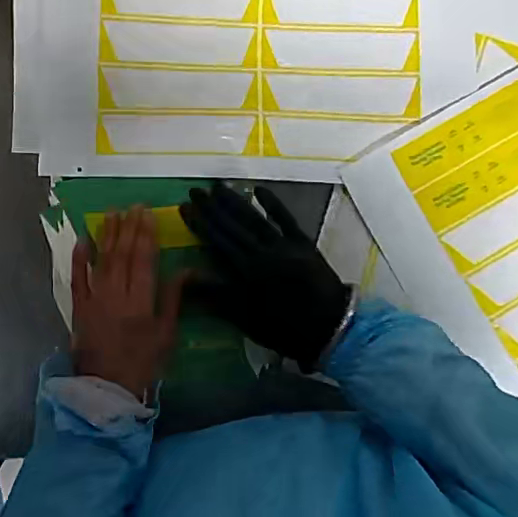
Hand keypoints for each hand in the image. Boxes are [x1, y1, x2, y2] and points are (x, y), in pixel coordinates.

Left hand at [72, 206, 186, 401]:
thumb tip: (186, 269)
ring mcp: (94, 299)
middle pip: (122, 254)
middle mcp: (116, 295)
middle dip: (128, 228)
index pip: (143, 259)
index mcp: (141, 302)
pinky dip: (79, 258)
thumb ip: (174, 299)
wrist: (107, 386)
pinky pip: (77, 277)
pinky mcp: (78, 306)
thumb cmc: (143, 362)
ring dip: (106, 235)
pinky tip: (83, 239)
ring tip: (111, 214)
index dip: (145, 234)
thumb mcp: (166, 334)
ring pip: (101, 260)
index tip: (147, 214)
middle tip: (132, 206)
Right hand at [179, 183, 351, 366]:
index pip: (217, 240)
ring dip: (236, 201)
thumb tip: (184, 278)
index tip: (184, 206)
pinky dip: (273, 204)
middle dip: (212, 207)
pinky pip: (286, 220)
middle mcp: (263, 251)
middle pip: (233, 225)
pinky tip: (259, 190)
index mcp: (247, 270)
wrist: (332, 330)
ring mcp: (285, 245)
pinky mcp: (303, 244)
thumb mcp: (245, 319)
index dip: (199, 223)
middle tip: (196, 190)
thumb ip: (215, 296)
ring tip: (218, 186)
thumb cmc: (284, 328)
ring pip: (255, 219)